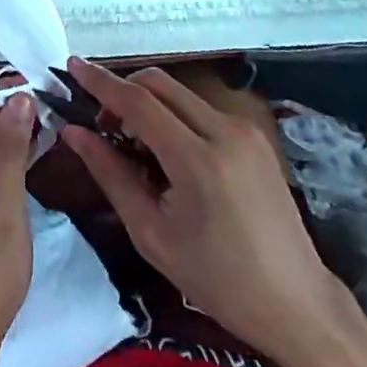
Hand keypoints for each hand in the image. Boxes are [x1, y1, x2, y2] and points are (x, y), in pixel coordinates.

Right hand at [58, 58, 361, 366]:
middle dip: (123, 90)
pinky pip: (202, 109)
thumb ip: (111, 174)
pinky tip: (168, 152)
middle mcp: (225, 130)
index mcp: (198, 159)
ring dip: (149, 103)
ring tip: (133, 144)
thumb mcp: (151, 233)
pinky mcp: (256, 135)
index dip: (100, 80)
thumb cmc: (215, 278)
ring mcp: (246, 129)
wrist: (294, 300)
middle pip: (160, 84)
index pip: (139, 101)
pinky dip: (174, 116)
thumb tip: (74, 133)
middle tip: (102, 123)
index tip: (72, 65)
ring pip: (181, 94)